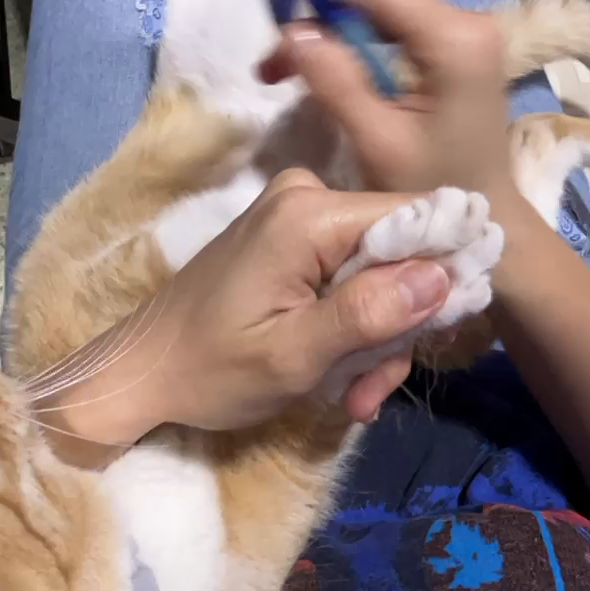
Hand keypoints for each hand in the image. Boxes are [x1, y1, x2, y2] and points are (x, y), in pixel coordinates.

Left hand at [36, 169, 451, 462]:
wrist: (143, 370)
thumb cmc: (209, 369)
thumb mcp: (294, 356)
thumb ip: (369, 314)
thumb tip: (445, 275)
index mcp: (308, 214)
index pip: (416, 216)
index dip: (446, 268)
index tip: (443, 331)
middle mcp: (308, 195)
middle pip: (398, 249)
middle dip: (399, 323)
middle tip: (373, 390)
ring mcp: (298, 214)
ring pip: (378, 270)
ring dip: (376, 337)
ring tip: (353, 396)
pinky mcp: (291, 238)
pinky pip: (349, 274)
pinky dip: (352, 324)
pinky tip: (339, 376)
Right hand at [259, 0, 514, 199]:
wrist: (488, 214)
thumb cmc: (434, 186)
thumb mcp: (378, 141)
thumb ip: (336, 82)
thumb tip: (292, 32)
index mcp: (456, 39)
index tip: (282, 36)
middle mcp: (467, 20)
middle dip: (320, 25)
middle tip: (273, 68)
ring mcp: (465, 31)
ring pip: (379, 11)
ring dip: (332, 38)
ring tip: (289, 74)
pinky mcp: (456, 47)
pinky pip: (393, 30)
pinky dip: (356, 49)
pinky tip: (329, 76)